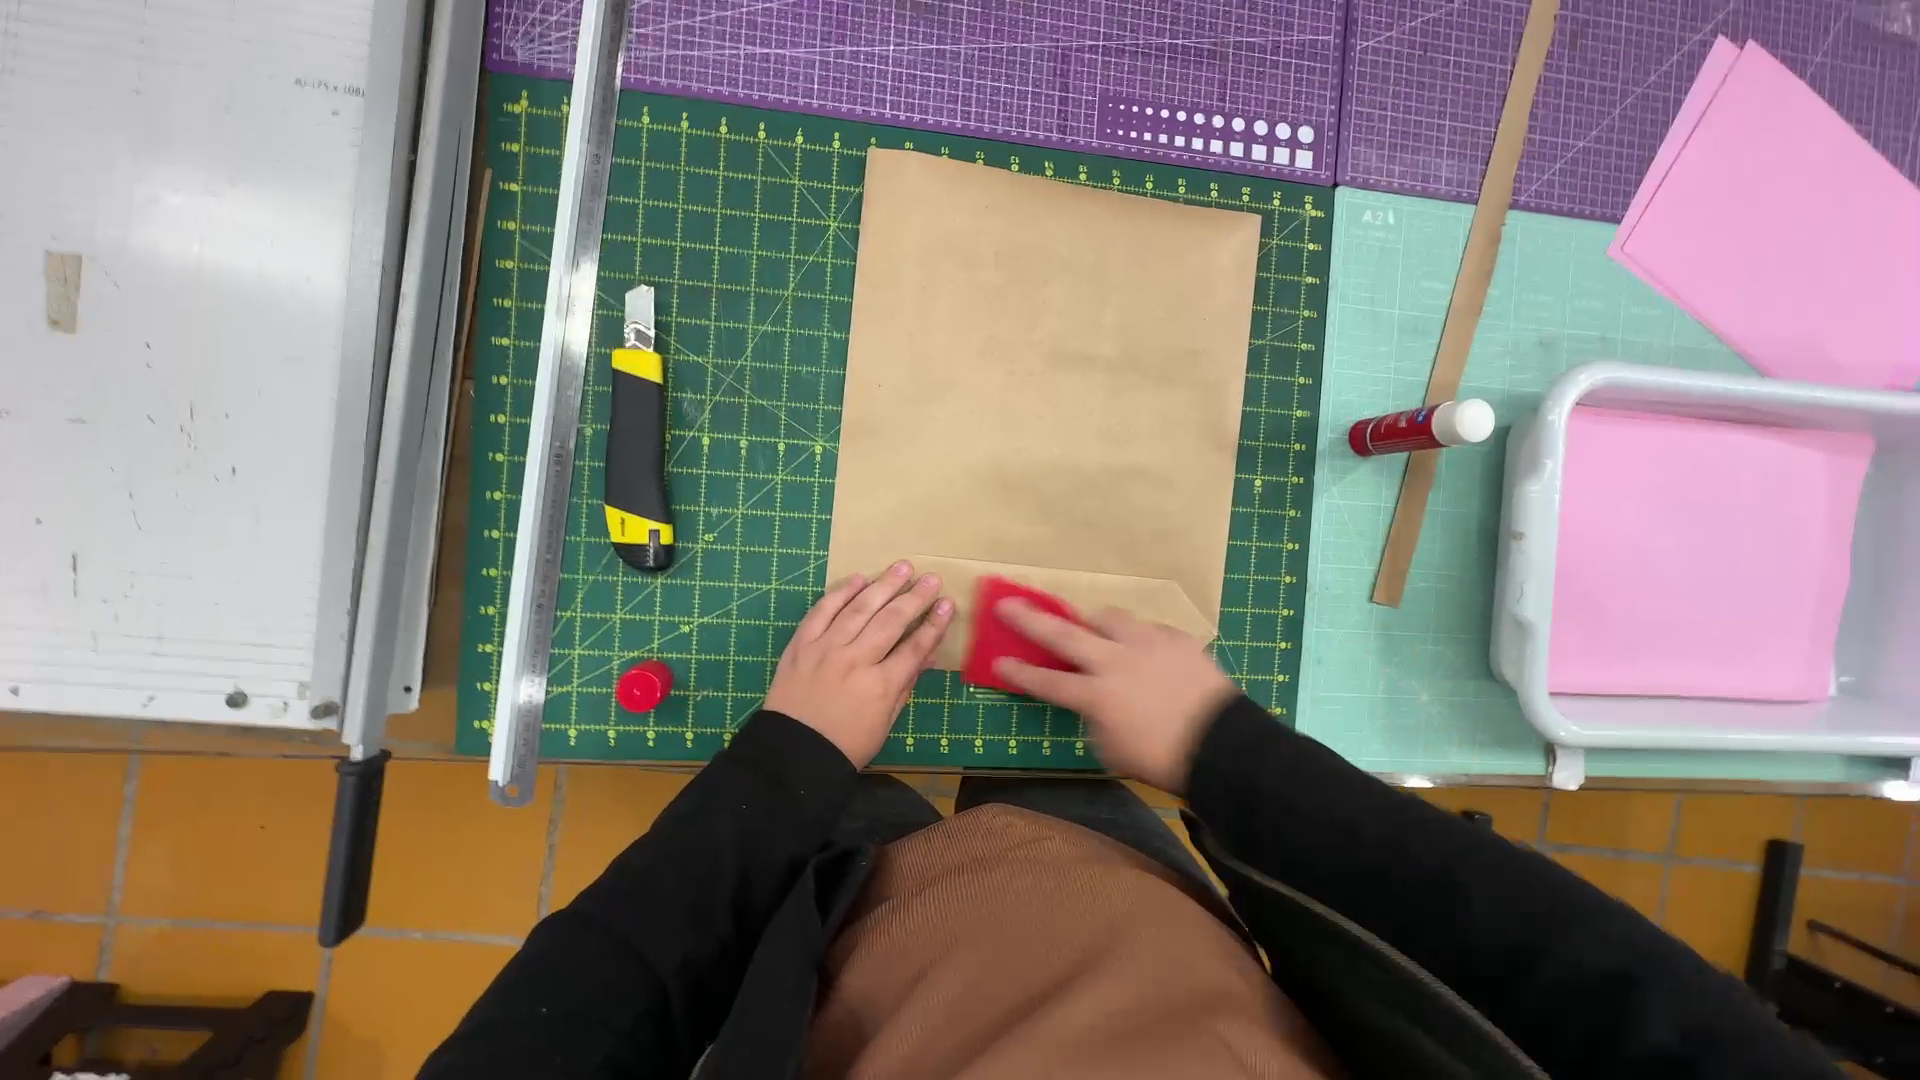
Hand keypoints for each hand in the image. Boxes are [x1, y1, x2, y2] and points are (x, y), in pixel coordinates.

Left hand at [764, 560, 953, 767]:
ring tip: (902, 567)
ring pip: (859, 608)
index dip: (934, 624)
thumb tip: (927, 656)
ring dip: (883, 585)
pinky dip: (841, 592)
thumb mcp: (885, 722)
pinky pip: (822, 611)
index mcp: (880, 686)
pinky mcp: (801, 645)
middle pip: (891, 621)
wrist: (791, 753)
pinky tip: (859, 578)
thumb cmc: (845, 745)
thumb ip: (905, 685)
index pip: (914, 647)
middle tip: (931, 578)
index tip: (947, 604)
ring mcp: (825, 649)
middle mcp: (855, 661)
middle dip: (915, 597)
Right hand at [993, 601, 1237, 793]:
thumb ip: (1096, 722)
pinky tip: (1142, 644)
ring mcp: (1147, 644)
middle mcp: (1114, 662)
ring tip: (1088, 621)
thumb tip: (1094, 705)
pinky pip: (1149, 629)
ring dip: (1092, 620)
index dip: (1019, 672)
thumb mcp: (1114, 751)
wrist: (1223, 745)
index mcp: (1096, 696)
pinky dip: (1139, 635)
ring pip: (1109, 618)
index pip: (1046, 682)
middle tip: (1008, 604)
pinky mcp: (1177, 639)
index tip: (997, 660)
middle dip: (1030, 619)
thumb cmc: (1164, 759)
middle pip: (1063, 635)